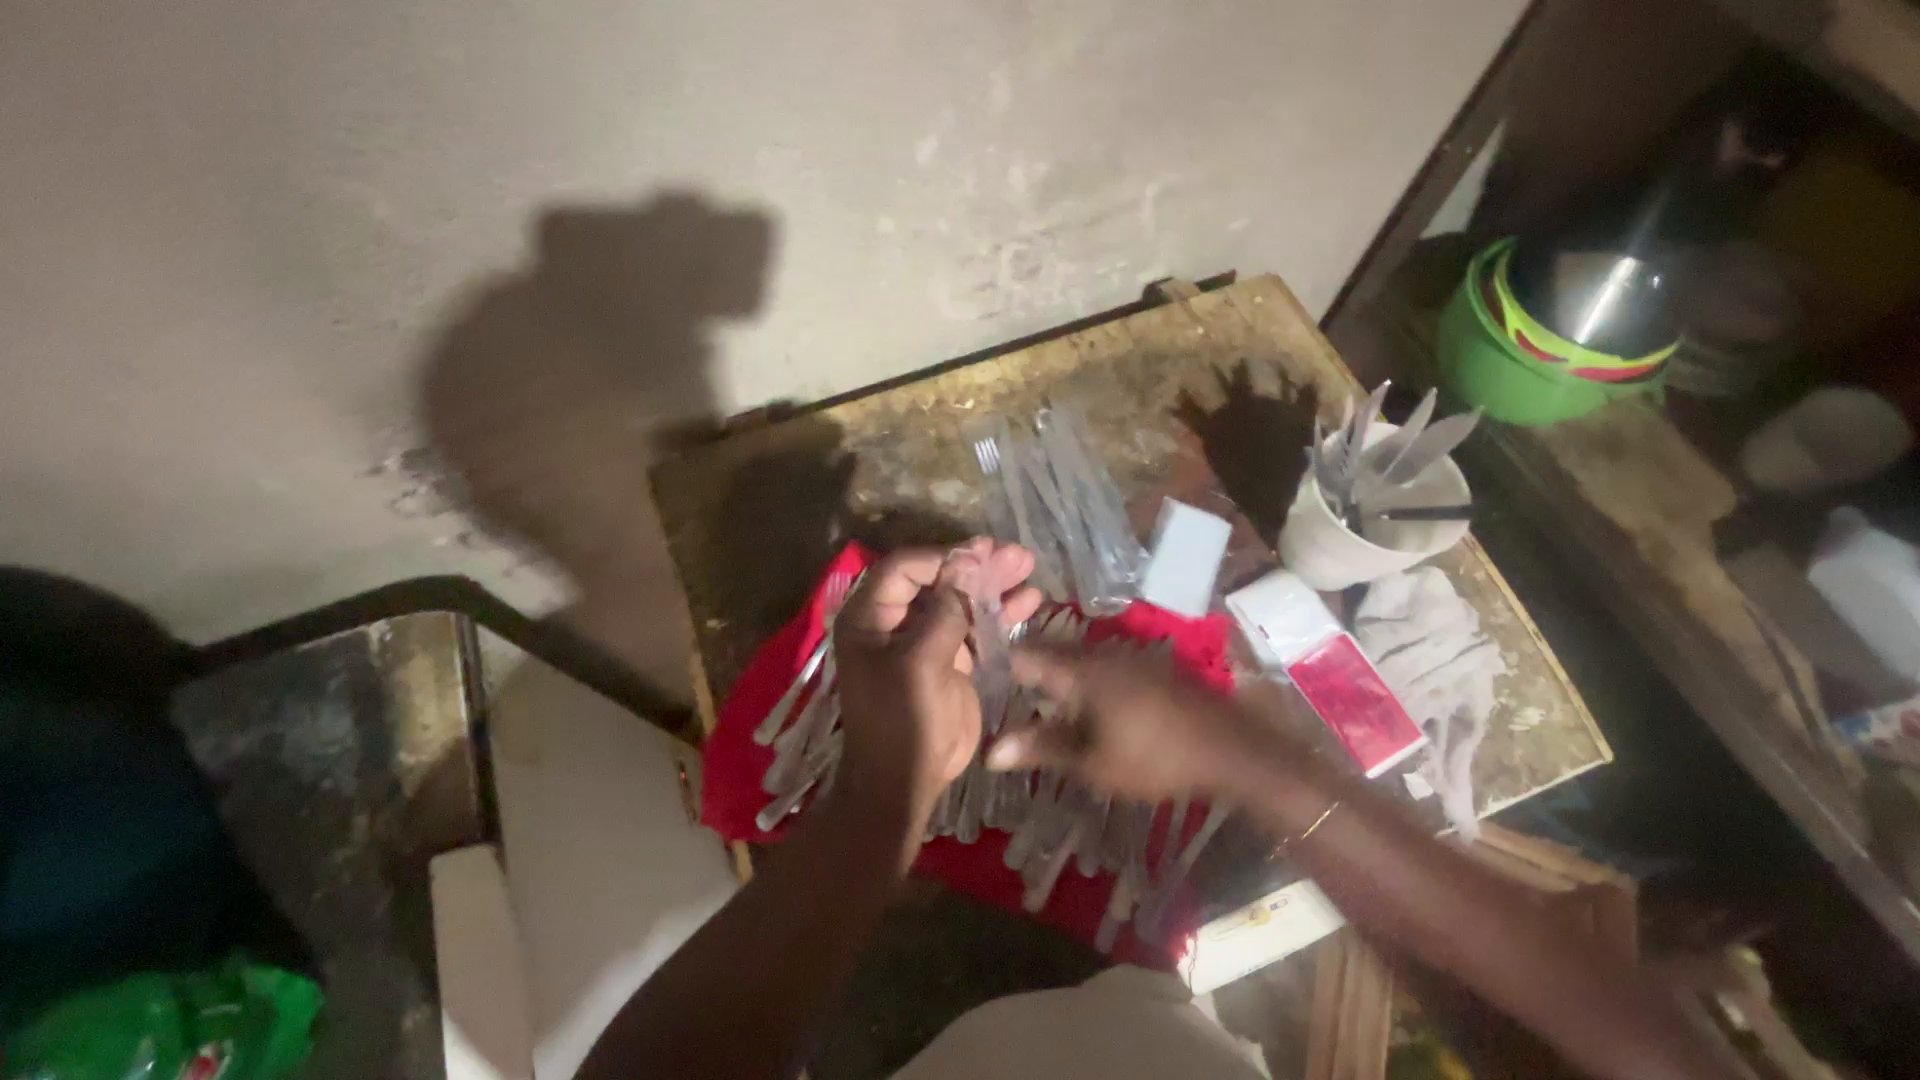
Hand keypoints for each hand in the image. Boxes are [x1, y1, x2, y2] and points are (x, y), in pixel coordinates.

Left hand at [832, 540, 1040, 830]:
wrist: (905, 781)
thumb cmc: (901, 719)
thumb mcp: (920, 662)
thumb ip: (946, 610)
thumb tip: (968, 562)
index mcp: (870, 617)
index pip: (906, 568)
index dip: (944, 557)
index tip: (983, 554)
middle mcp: (895, 622)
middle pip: (938, 580)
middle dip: (977, 567)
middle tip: (1017, 555)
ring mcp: (924, 642)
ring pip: (961, 602)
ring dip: (994, 586)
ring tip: (1028, 569)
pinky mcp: (950, 662)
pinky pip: (975, 629)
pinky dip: (1000, 615)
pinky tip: (1030, 601)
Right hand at [987, 645, 1282, 801]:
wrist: (1231, 749)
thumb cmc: (1155, 759)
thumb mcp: (1092, 763)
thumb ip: (1041, 748)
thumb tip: (990, 750)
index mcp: (1081, 669)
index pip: (1027, 653)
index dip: (1001, 663)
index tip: (981, 678)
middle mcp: (1103, 651)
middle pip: (1054, 649)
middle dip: (1029, 666)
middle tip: (1006, 689)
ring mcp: (1132, 654)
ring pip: (1082, 653)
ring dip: (1059, 669)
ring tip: (1041, 694)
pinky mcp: (1154, 663)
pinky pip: (1106, 659)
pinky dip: (1088, 673)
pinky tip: (1089, 697)